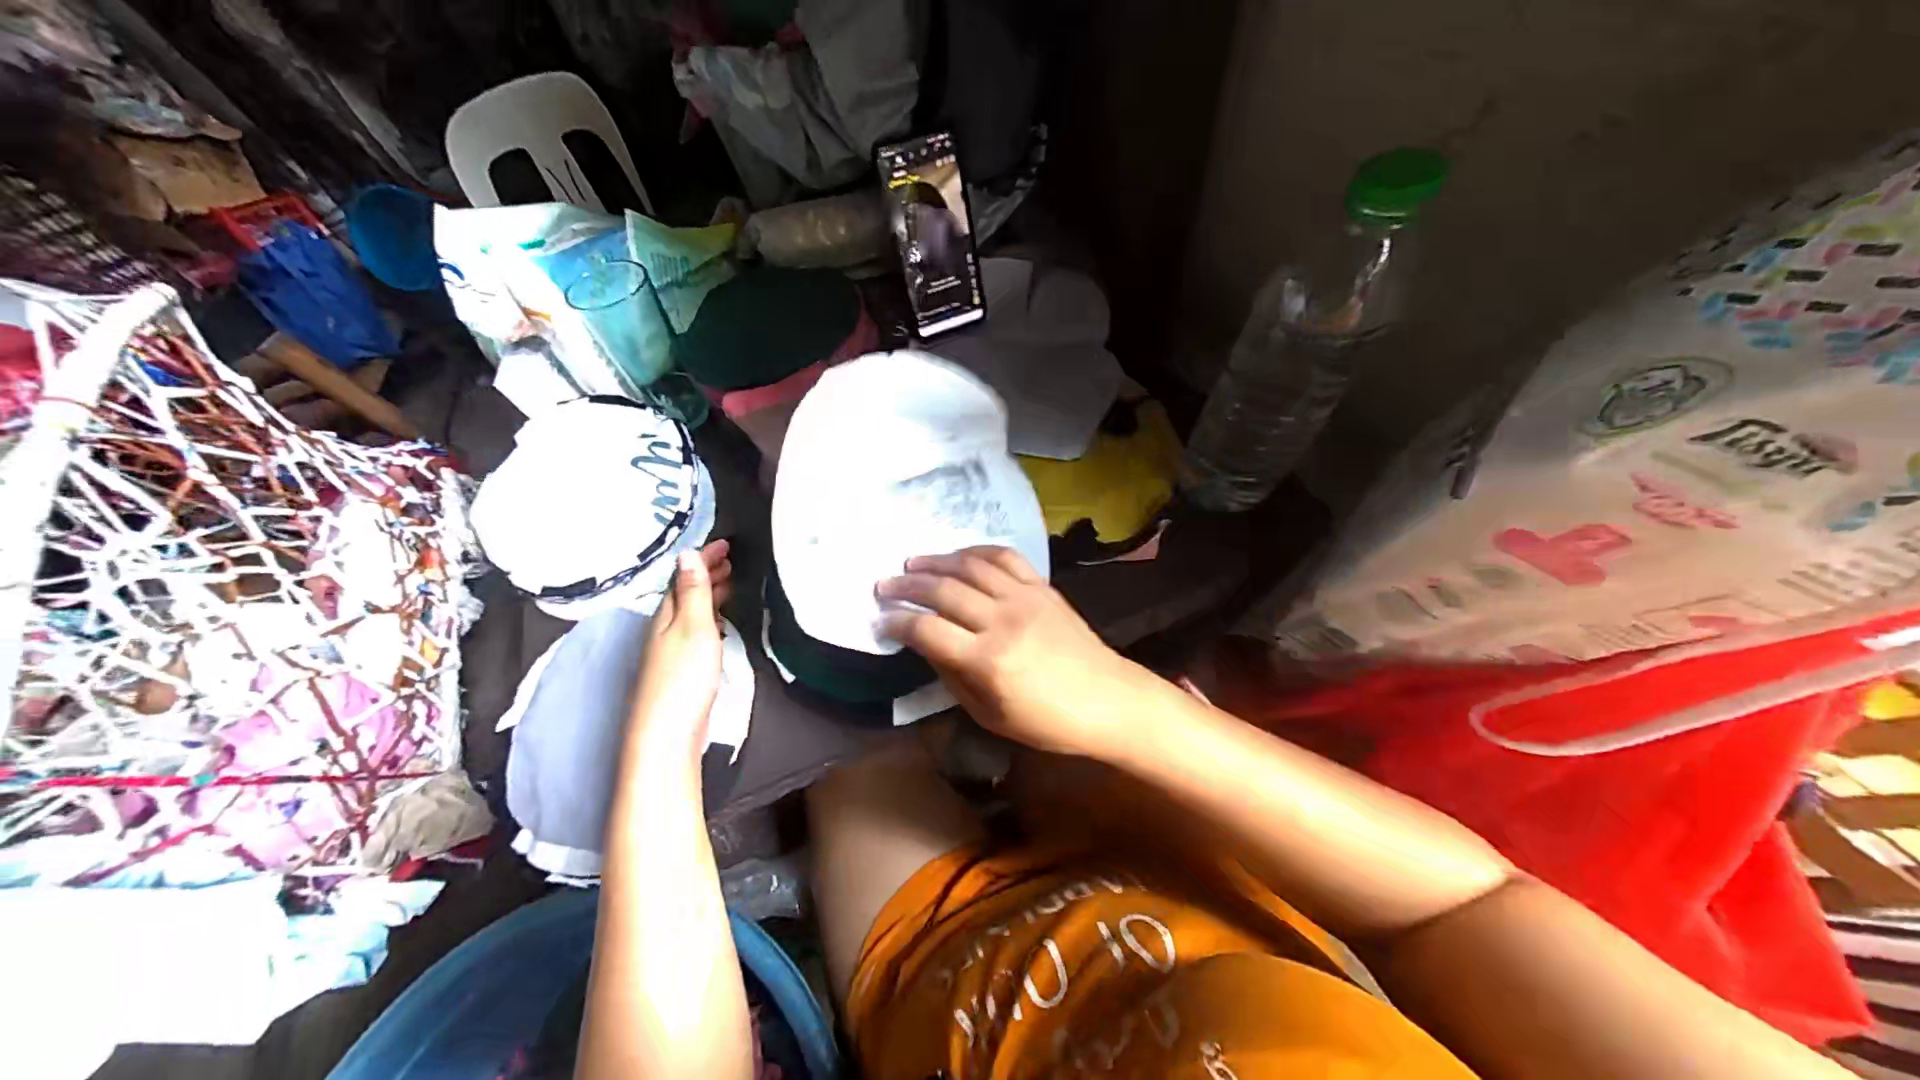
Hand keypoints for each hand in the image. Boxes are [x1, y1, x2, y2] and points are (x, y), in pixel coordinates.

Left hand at [627, 540, 732, 759]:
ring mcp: (671, 649)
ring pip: (691, 610)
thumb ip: (693, 591)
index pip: (684, 576)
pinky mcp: (681, 668)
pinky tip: (718, 622)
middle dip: (706, 573)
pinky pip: (696, 628)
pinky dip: (709, 615)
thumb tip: (687, 553)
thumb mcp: (693, 626)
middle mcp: (665, 628)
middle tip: (730, 559)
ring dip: (708, 593)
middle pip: (686, 592)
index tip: (725, 544)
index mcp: (667, 614)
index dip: (703, 559)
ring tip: (728, 582)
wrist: (667, 732)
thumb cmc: (683, 676)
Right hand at [876, 546, 1158, 758]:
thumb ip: (952, 677)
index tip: (880, 620)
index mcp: (987, 661)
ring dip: (935, 562)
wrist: (1108, 700)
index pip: (927, 631)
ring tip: (911, 563)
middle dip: (906, 586)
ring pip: (970, 567)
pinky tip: (958, 555)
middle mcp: (1002, 622)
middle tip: (883, 585)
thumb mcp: (989, 714)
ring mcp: (1024, 598)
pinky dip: (977, 551)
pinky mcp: (1042, 588)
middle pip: (943, 592)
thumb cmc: (1046, 722)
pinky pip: (1005, 557)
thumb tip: (924, 644)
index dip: (897, 623)